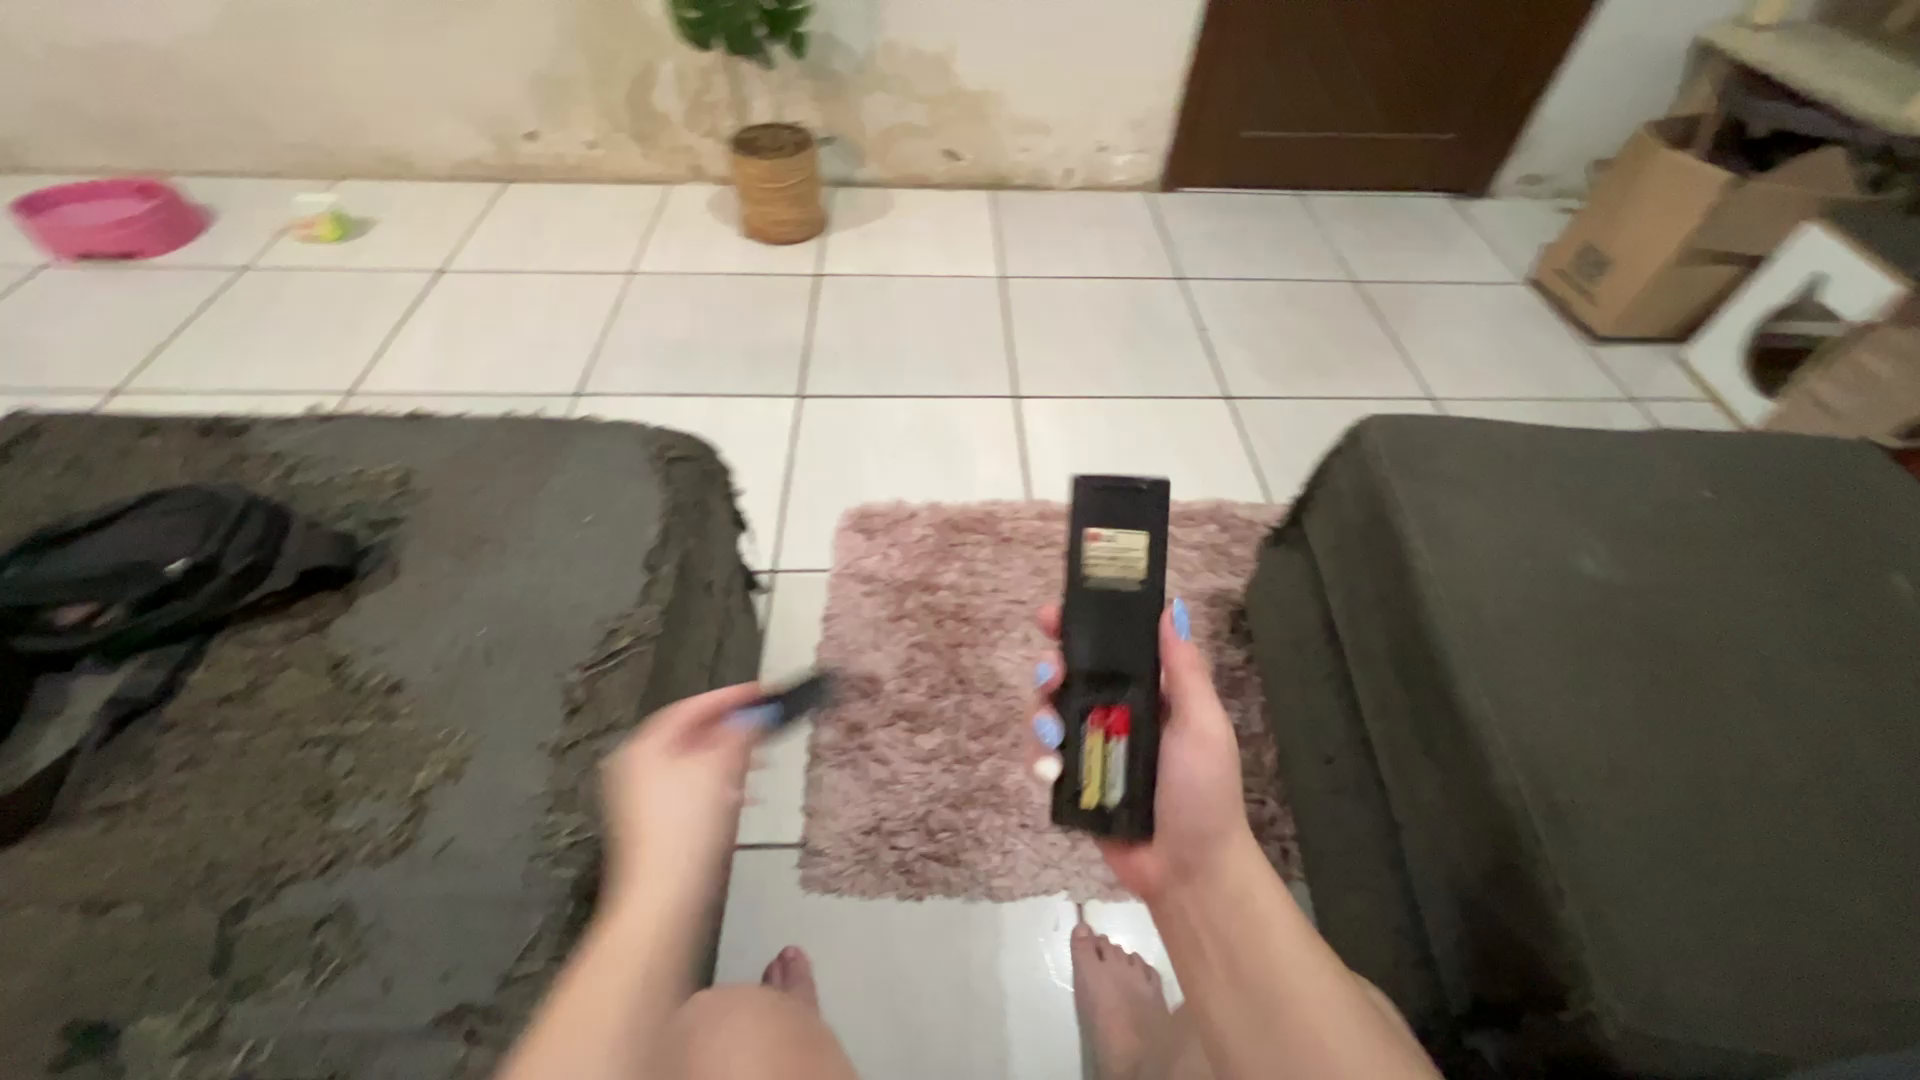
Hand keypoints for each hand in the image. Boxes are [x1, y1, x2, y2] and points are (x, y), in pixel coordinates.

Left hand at [599, 682, 765, 909]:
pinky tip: (743, 797)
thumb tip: (757, 716)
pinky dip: (720, 785)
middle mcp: (636, 767)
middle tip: (766, 727)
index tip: (763, 693)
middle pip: (691, 736)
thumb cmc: (688, 825)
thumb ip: (740, 734)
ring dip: (730, 759)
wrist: (665, 897)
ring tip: (762, 763)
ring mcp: (643, 798)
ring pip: (694, 764)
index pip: (690, 708)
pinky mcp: (656, 825)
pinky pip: (692, 790)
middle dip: (732, 731)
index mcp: (644, 747)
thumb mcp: (720, 768)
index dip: (729, 698)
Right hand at [1031, 604, 1253, 900]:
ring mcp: (1090, 748)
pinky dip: (1038, 758)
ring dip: (1039, 715)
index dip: (1076, 628)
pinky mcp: (1073, 782)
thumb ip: (1184, 670)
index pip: (1107, 648)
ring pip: (1047, 714)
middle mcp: (1114, 714)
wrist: (1188, 869)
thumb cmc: (1203, 792)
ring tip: (1052, 734)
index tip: (1051, 616)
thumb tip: (1169, 608)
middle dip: (1049, 669)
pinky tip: (1051, 770)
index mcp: (1147, 693)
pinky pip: (1042, 757)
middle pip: (1067, 676)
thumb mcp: (1203, 725)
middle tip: (1051, 675)